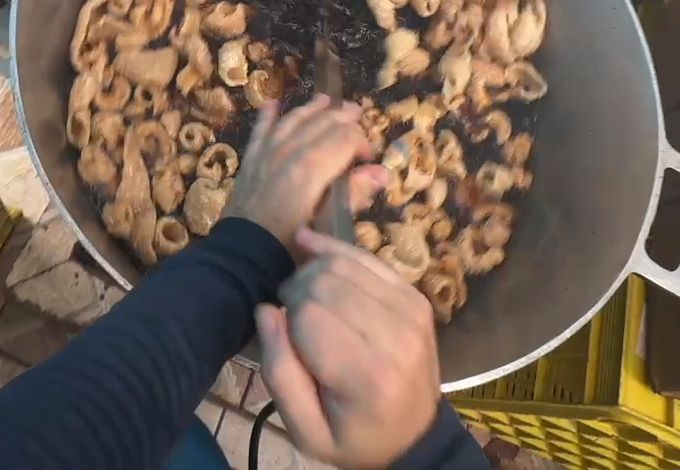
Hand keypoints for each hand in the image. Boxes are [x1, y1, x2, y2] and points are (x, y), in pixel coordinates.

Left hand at [222, 95, 384, 253]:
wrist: (242, 257)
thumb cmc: (290, 247)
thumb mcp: (327, 226)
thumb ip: (352, 194)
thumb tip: (381, 172)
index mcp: (313, 167)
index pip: (345, 138)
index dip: (361, 141)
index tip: (368, 156)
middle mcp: (291, 151)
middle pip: (321, 124)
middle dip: (342, 118)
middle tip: (357, 114)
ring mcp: (268, 152)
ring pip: (293, 121)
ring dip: (311, 109)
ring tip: (326, 100)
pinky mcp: (251, 159)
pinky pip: (261, 130)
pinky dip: (268, 116)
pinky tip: (273, 104)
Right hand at [256, 228, 442, 469]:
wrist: (414, 436)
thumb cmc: (354, 435)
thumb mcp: (307, 431)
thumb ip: (279, 373)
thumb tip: (265, 310)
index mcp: (368, 377)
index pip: (309, 316)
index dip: (287, 318)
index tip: (284, 335)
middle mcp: (395, 337)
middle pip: (326, 283)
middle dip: (297, 290)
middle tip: (290, 311)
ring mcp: (410, 311)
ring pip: (344, 264)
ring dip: (312, 270)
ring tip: (302, 292)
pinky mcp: (414, 295)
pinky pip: (365, 257)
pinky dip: (333, 248)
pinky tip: (308, 243)